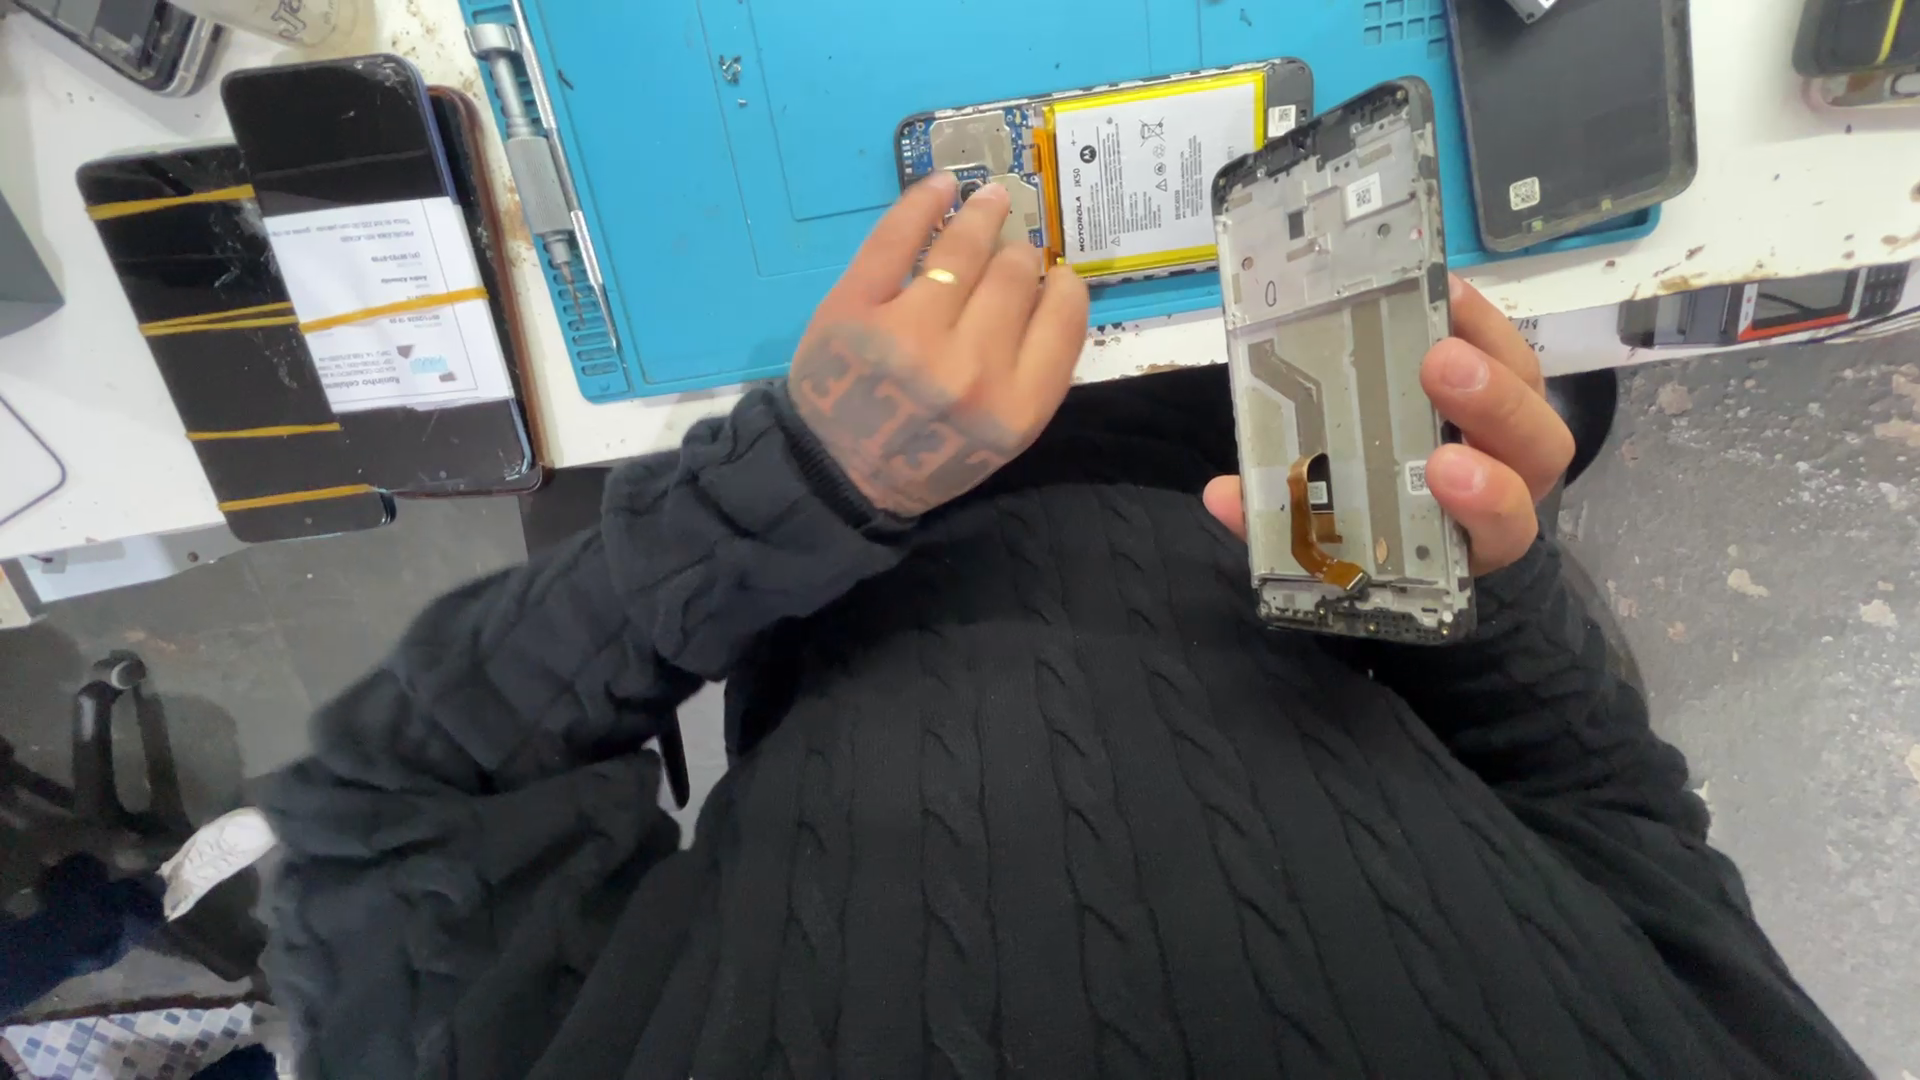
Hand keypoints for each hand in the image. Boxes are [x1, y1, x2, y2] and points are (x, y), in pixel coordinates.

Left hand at [787, 173, 1090, 516]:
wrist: (842, 475)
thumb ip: (1033, 373)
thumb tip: (1046, 289)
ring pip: (965, 248)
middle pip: (1015, 276)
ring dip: (983, 215)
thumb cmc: (929, 457)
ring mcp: (911, 333)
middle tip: (1011, 252)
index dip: (1063, 286)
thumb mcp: (1001, 438)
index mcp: (1016, 407)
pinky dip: (922, 201)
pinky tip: (941, 186)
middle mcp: (972, 368)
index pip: (1064, 316)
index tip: (1053, 278)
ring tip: (988, 202)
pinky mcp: (857, 307)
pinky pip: (896, 237)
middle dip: (1019, 256)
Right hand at [1203, 275, 1573, 575]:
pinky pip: (1511, 354)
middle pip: (1535, 448)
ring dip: (1488, 357)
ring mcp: (1512, 436)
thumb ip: (1288, 525)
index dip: (1486, 500)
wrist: (1425, 525)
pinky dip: (1481, 323)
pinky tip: (1443, 293)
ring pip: (1531, 395)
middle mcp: (1509, 485)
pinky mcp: (1503, 393)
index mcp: (1476, 539)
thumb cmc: (1382, 539)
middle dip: (1491, 408)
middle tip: (1438, 367)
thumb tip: (1221, 497)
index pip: (1502, 527)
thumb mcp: (1331, 542)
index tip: (1442, 471)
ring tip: (1436, 324)